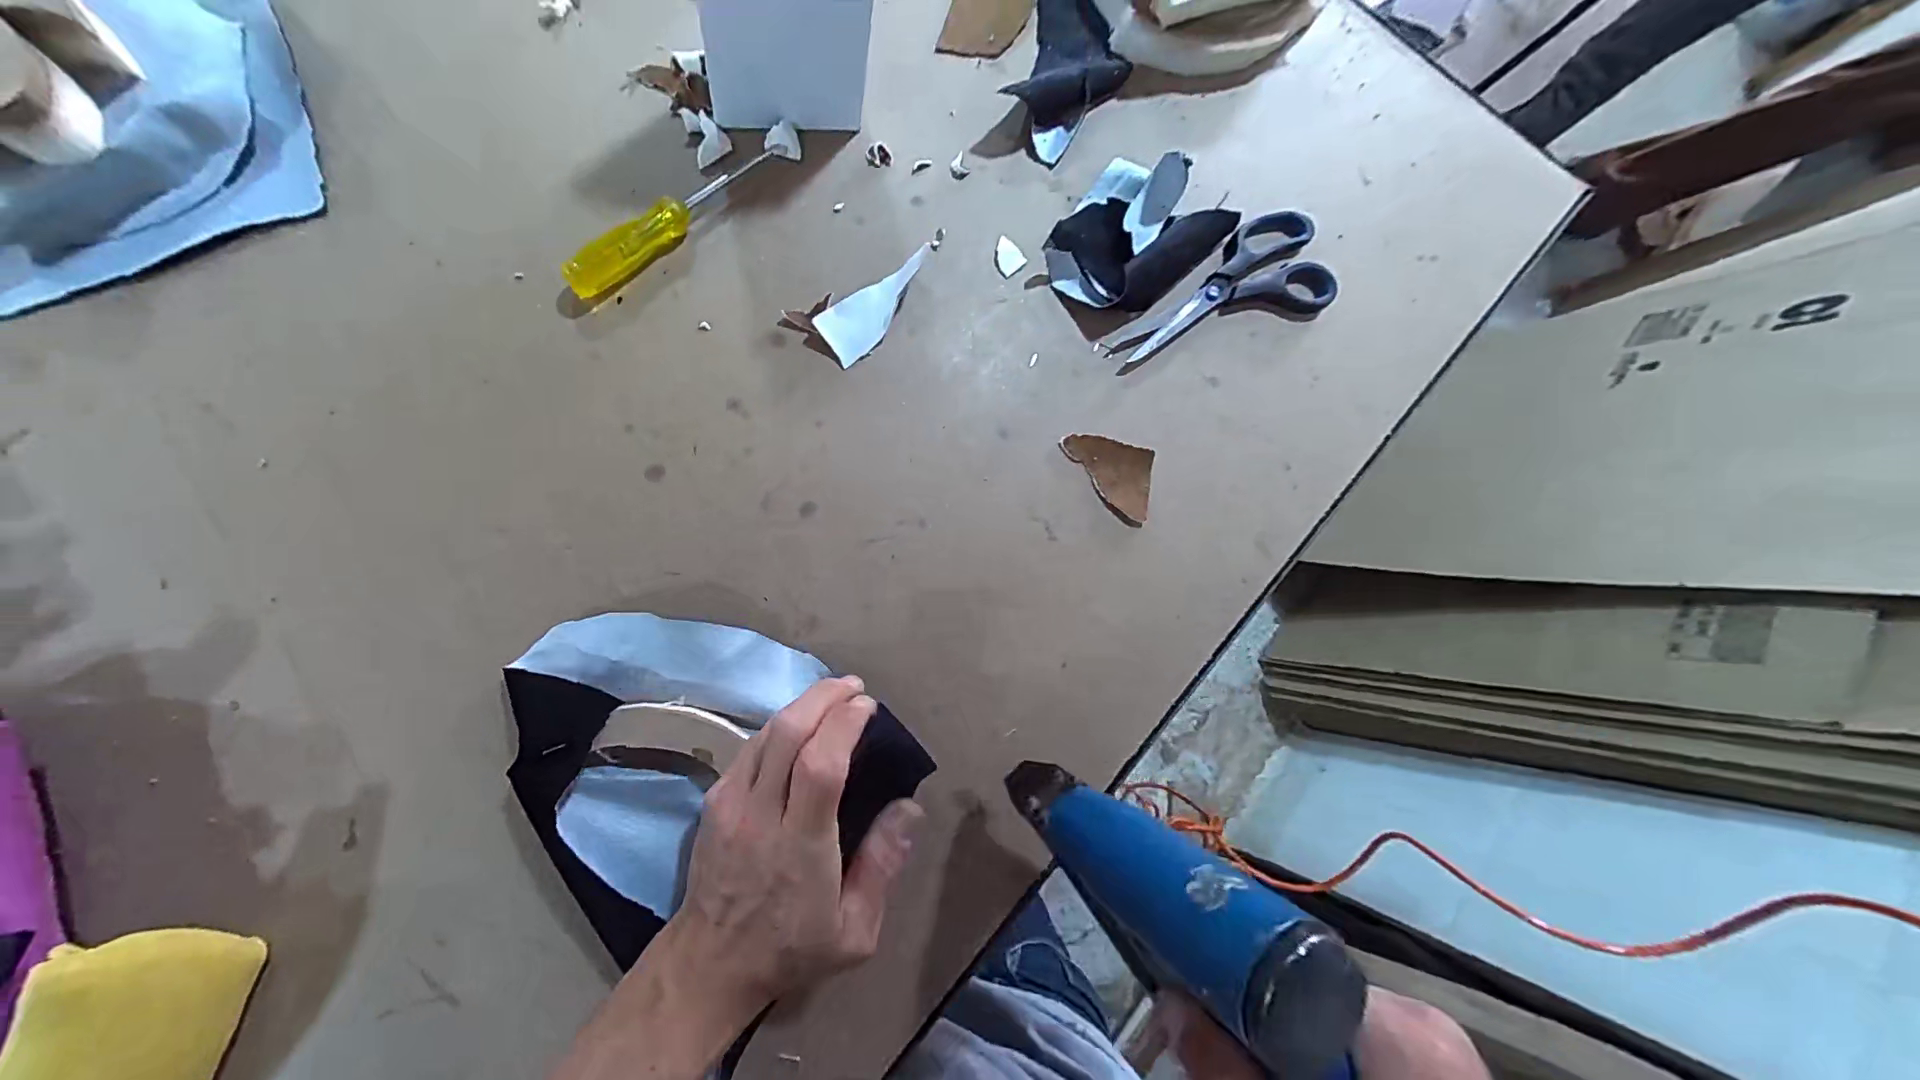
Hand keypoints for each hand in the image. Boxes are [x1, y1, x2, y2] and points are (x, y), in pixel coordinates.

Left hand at [667, 675, 925, 1008]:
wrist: (709, 965)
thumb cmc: (791, 948)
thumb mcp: (854, 931)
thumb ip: (883, 866)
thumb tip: (908, 806)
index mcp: (799, 846)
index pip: (820, 766)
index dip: (845, 725)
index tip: (868, 707)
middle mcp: (759, 815)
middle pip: (788, 734)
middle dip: (824, 698)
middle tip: (854, 688)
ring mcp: (729, 804)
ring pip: (765, 733)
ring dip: (802, 705)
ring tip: (833, 698)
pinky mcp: (713, 801)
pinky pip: (750, 747)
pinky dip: (780, 726)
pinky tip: (800, 725)